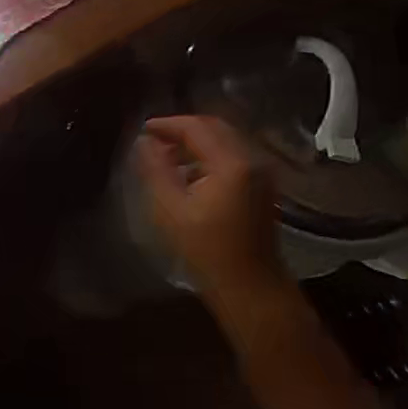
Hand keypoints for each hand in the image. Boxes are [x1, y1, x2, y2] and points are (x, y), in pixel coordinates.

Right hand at [133, 115, 286, 298]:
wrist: (249, 284)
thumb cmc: (206, 251)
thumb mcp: (170, 210)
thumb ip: (155, 171)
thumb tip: (144, 142)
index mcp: (231, 163)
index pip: (197, 127)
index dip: (168, 124)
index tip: (144, 129)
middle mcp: (252, 159)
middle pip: (215, 128)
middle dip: (183, 130)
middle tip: (154, 139)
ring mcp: (262, 172)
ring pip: (226, 141)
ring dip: (197, 142)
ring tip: (167, 156)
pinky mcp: (263, 185)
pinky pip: (234, 156)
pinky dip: (210, 155)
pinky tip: (190, 173)